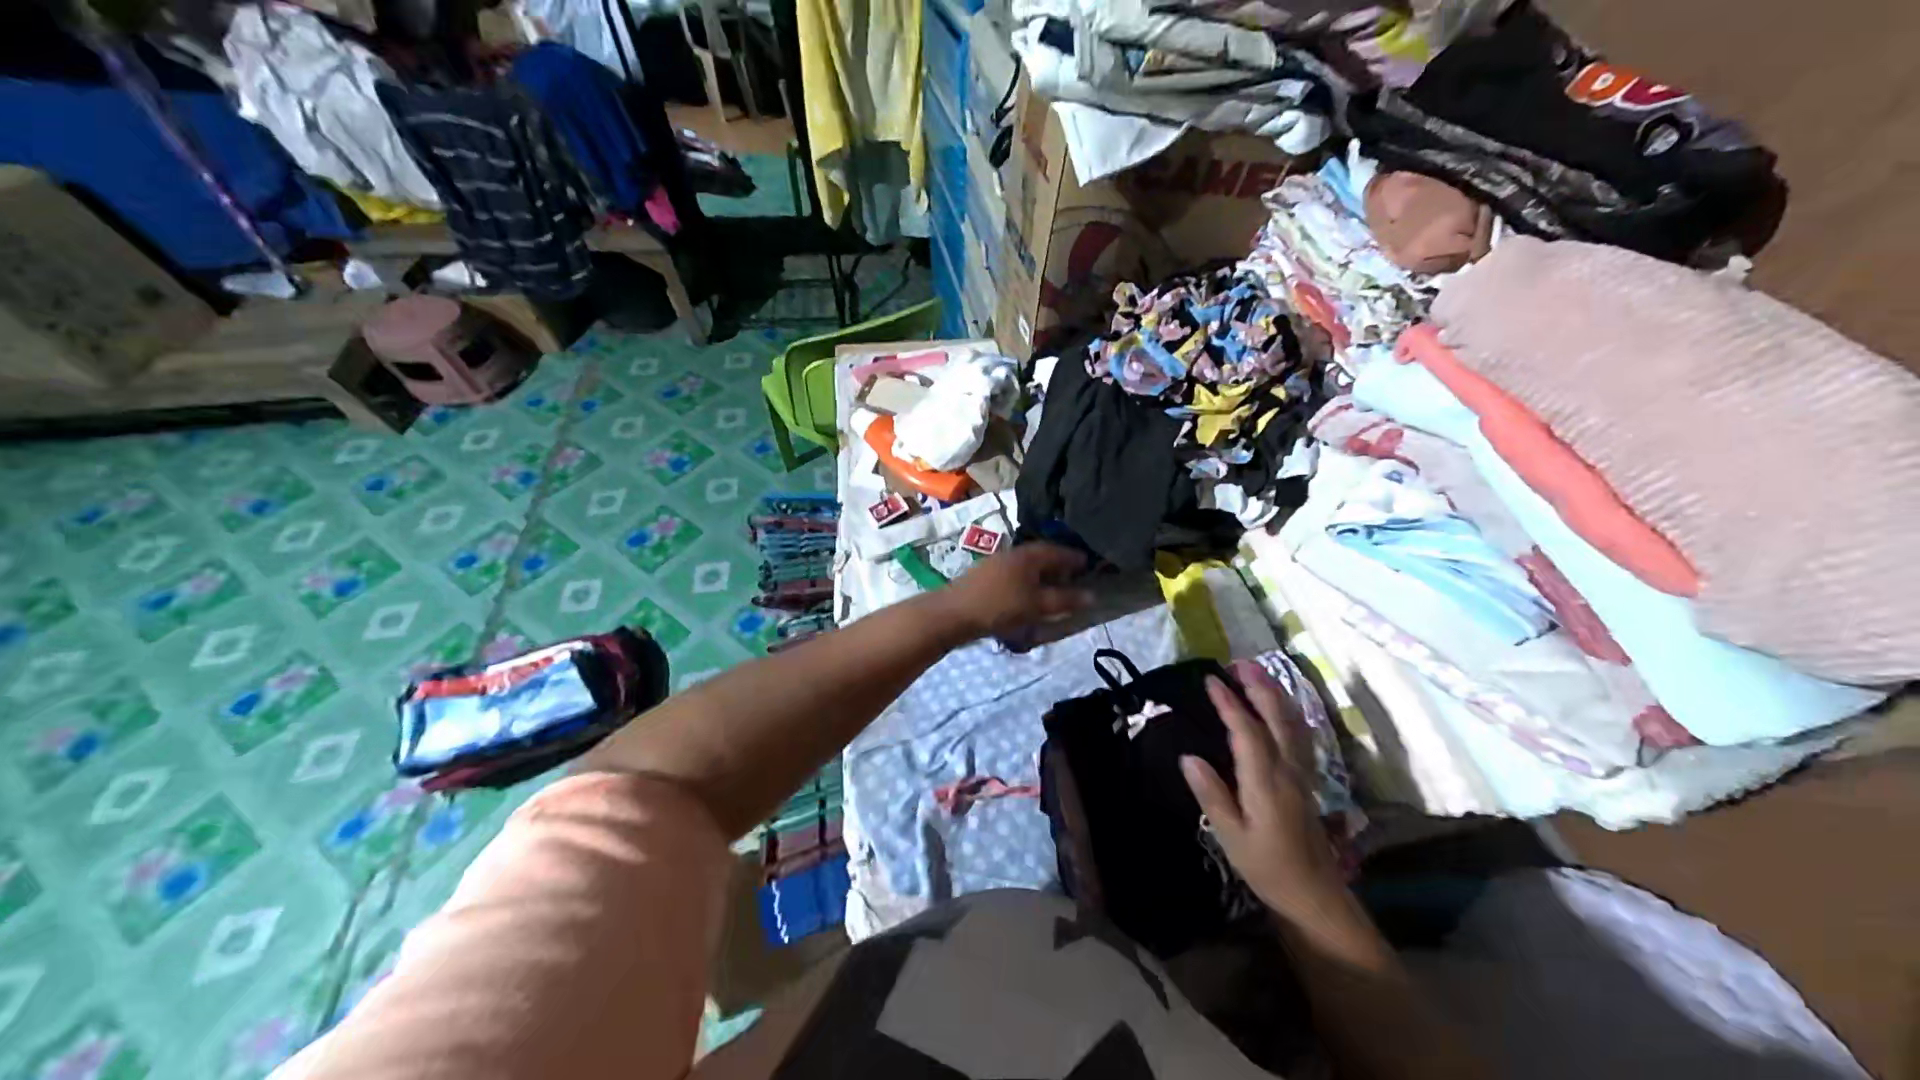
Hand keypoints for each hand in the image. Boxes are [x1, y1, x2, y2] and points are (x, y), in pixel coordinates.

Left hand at [936, 542, 1091, 641]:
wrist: (954, 613)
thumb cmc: (1000, 606)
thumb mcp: (1037, 605)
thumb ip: (1064, 600)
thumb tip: (1092, 595)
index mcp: (1028, 554)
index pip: (1057, 550)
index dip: (1074, 557)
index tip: (1088, 564)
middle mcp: (1013, 553)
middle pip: (1041, 555)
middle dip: (1058, 565)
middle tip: (1073, 578)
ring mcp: (996, 563)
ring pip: (1026, 566)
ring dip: (1041, 575)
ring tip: (1052, 589)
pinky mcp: (985, 577)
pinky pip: (1015, 574)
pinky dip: (1027, 582)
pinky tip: (1027, 596)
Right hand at [1181, 662, 1347, 924]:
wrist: (1314, 895)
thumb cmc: (1266, 867)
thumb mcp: (1230, 836)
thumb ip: (1212, 794)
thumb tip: (1188, 756)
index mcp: (1266, 782)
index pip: (1247, 732)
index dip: (1229, 704)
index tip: (1210, 681)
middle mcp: (1288, 771)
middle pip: (1277, 718)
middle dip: (1258, 687)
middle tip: (1237, 663)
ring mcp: (1302, 774)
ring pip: (1293, 723)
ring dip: (1275, 695)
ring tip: (1256, 674)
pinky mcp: (1307, 780)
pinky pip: (1299, 735)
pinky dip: (1288, 712)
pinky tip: (1279, 707)